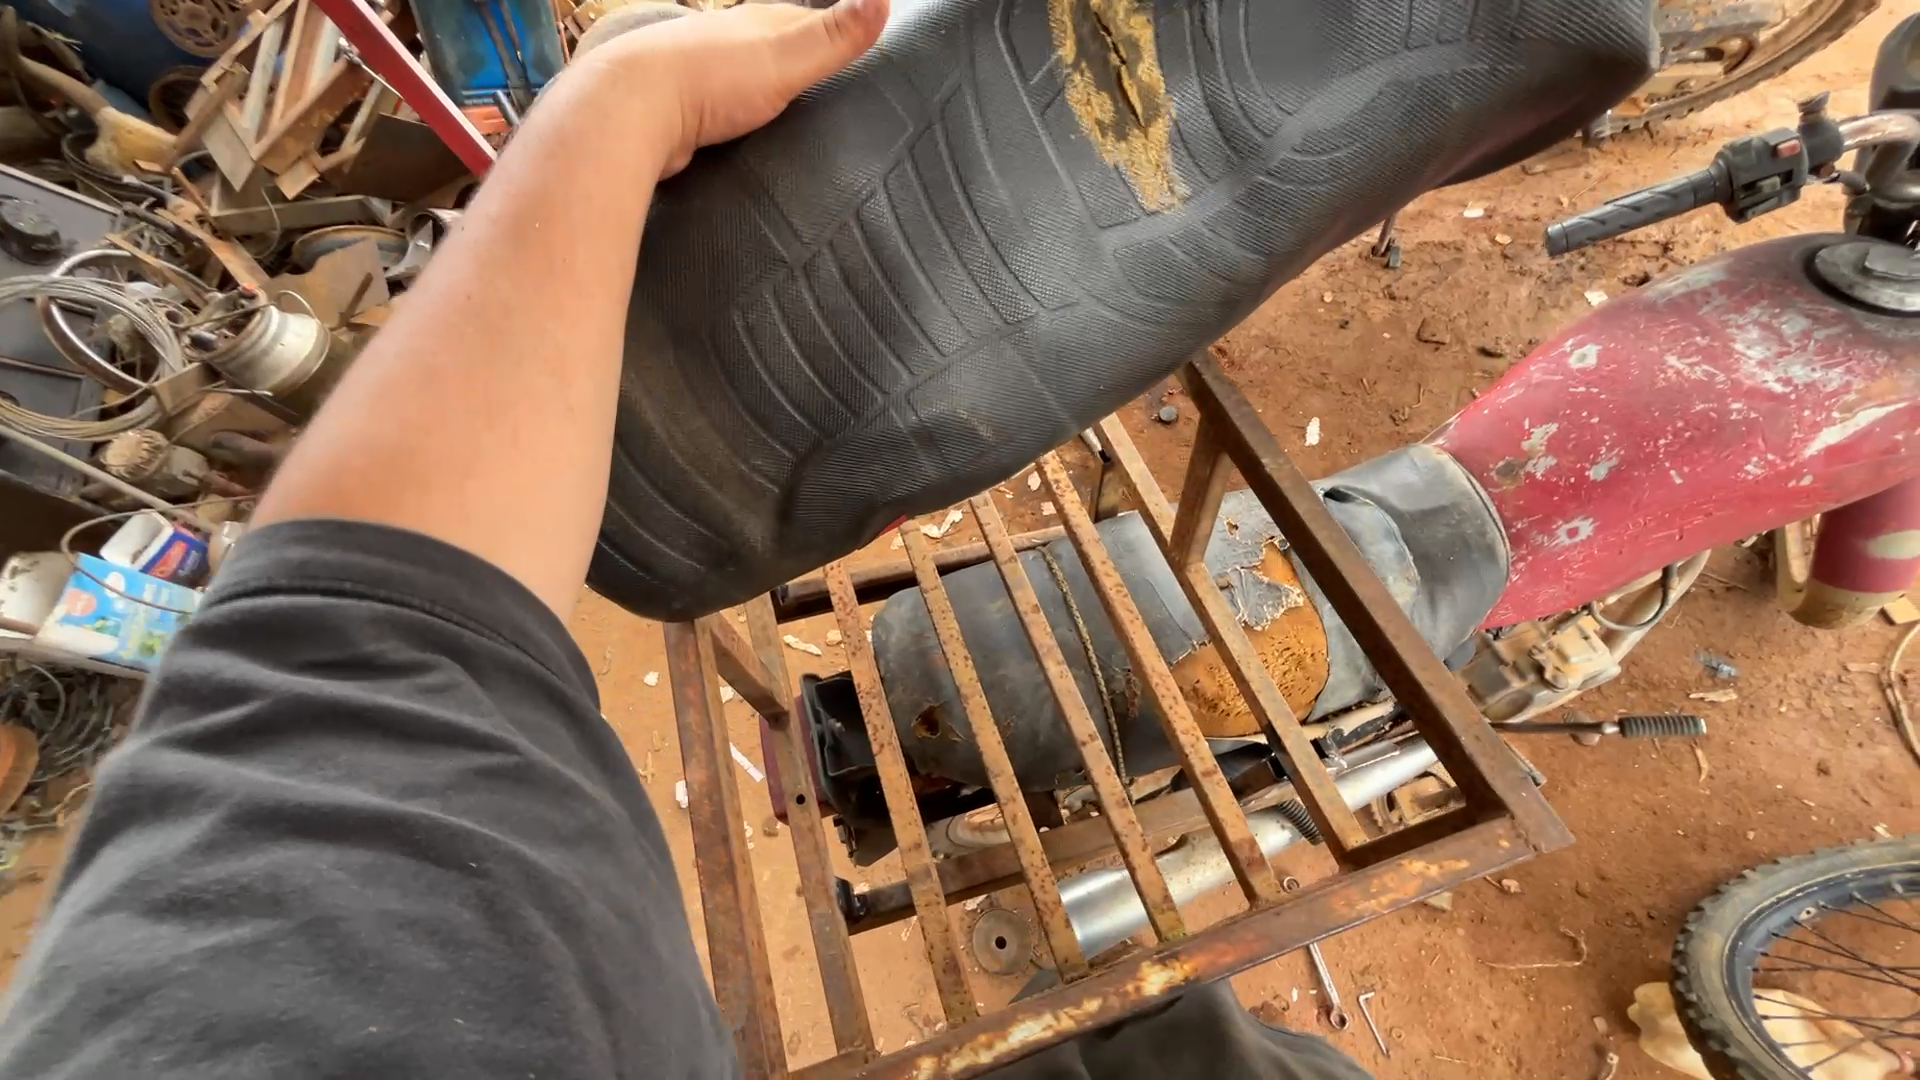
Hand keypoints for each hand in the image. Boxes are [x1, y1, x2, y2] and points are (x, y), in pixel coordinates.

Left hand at [579, 0, 890, 177]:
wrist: (635, 110)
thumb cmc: (711, 81)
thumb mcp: (786, 58)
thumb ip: (833, 38)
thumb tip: (884, 1)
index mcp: (756, 22)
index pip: (804, 19)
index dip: (832, 30)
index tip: (855, 43)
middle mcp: (727, 38)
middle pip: (772, 43)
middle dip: (797, 55)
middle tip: (822, 77)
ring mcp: (701, 69)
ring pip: (743, 72)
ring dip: (763, 85)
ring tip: (786, 106)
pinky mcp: (683, 105)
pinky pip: (721, 103)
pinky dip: (737, 110)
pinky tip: (743, 127)